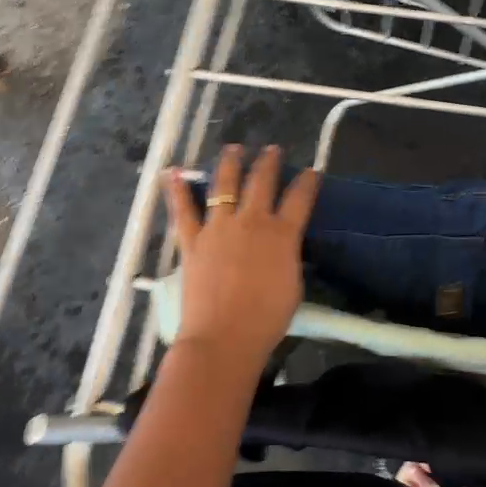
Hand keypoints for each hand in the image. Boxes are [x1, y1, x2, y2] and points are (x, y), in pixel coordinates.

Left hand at [163, 144, 319, 368]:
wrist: (224, 337)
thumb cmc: (266, 319)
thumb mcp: (293, 285)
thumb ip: (289, 257)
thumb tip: (284, 246)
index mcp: (283, 233)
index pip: (300, 198)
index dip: (308, 181)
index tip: (312, 170)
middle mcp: (252, 221)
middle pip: (262, 181)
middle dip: (268, 162)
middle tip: (271, 149)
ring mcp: (219, 227)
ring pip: (225, 184)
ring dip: (230, 163)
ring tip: (233, 148)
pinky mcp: (193, 241)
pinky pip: (183, 211)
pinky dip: (177, 190)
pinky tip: (173, 172)